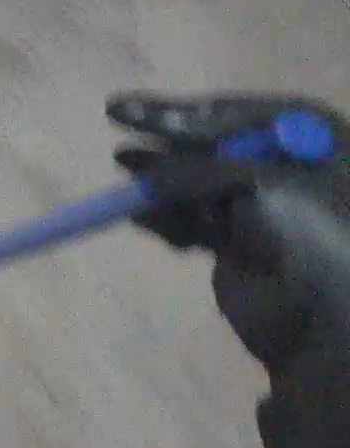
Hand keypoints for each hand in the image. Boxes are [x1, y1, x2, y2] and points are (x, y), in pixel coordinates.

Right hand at [110, 92, 349, 447]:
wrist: (334, 338)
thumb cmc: (317, 246)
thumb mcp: (256, 189)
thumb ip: (194, 169)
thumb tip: (141, 167)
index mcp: (334, 158)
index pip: (267, 115)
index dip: (201, 110)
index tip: (133, 112)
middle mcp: (313, 183)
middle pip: (230, 146)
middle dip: (173, 143)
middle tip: (119, 138)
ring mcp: (281, 219)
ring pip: (205, 183)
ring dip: (160, 181)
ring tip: (122, 180)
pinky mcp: (249, 250)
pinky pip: (198, 220)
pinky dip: (165, 217)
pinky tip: (140, 219)